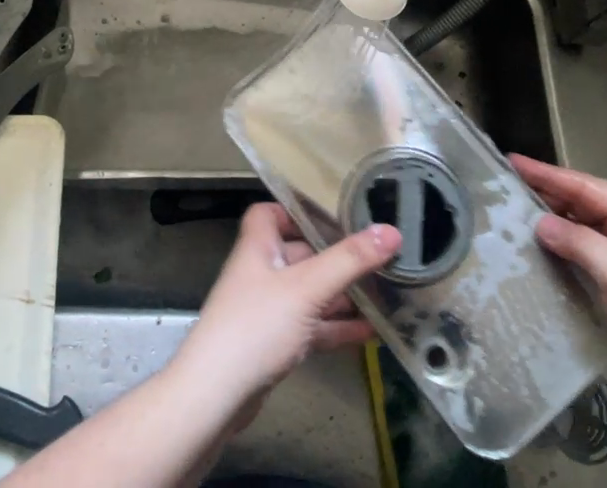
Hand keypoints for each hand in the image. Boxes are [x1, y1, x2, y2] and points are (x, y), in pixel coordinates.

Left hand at [174, 203, 400, 408]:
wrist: (215, 396)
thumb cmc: (256, 327)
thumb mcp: (307, 288)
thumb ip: (349, 260)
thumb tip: (391, 231)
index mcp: (257, 249)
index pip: (268, 214)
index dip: (295, 210)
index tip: (332, 215)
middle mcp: (260, 275)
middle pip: (299, 254)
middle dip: (336, 257)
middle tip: (377, 257)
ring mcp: (267, 312)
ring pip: (309, 294)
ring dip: (342, 295)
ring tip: (384, 294)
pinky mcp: (274, 345)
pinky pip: (312, 328)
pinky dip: (338, 328)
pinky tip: (372, 333)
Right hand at [512, 154, 606, 412]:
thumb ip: (582, 245)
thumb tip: (540, 223)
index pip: (589, 187)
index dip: (549, 174)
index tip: (513, 161)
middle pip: (584, 202)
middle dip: (547, 192)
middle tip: (504, 186)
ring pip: (582, 224)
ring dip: (551, 218)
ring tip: (512, 209)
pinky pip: (584, 248)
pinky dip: (561, 243)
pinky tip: (537, 243)